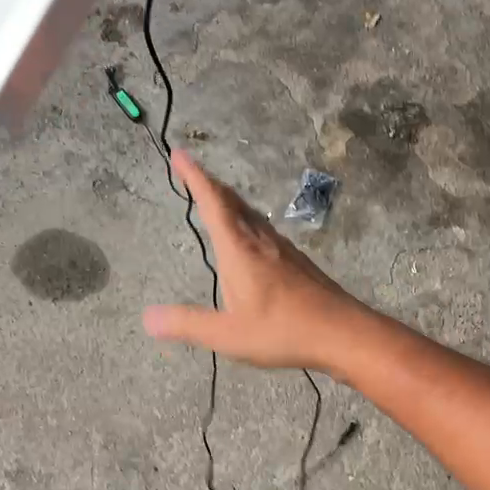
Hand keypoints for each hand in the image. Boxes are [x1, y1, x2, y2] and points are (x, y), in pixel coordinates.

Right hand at [142, 152, 373, 371]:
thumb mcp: (228, 335)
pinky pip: (266, 232)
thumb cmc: (283, 331)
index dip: (194, 177)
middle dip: (210, 184)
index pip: (213, 204)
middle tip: (193, 172)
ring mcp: (284, 251)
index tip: (180, 153)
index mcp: (239, 251)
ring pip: (252, 216)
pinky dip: (249, 223)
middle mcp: (261, 241)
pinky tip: (253, 240)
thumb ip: (188, 324)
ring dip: (231, 203)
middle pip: (233, 203)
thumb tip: (147, 318)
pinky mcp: (299, 263)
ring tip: (218, 202)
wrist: (342, 332)